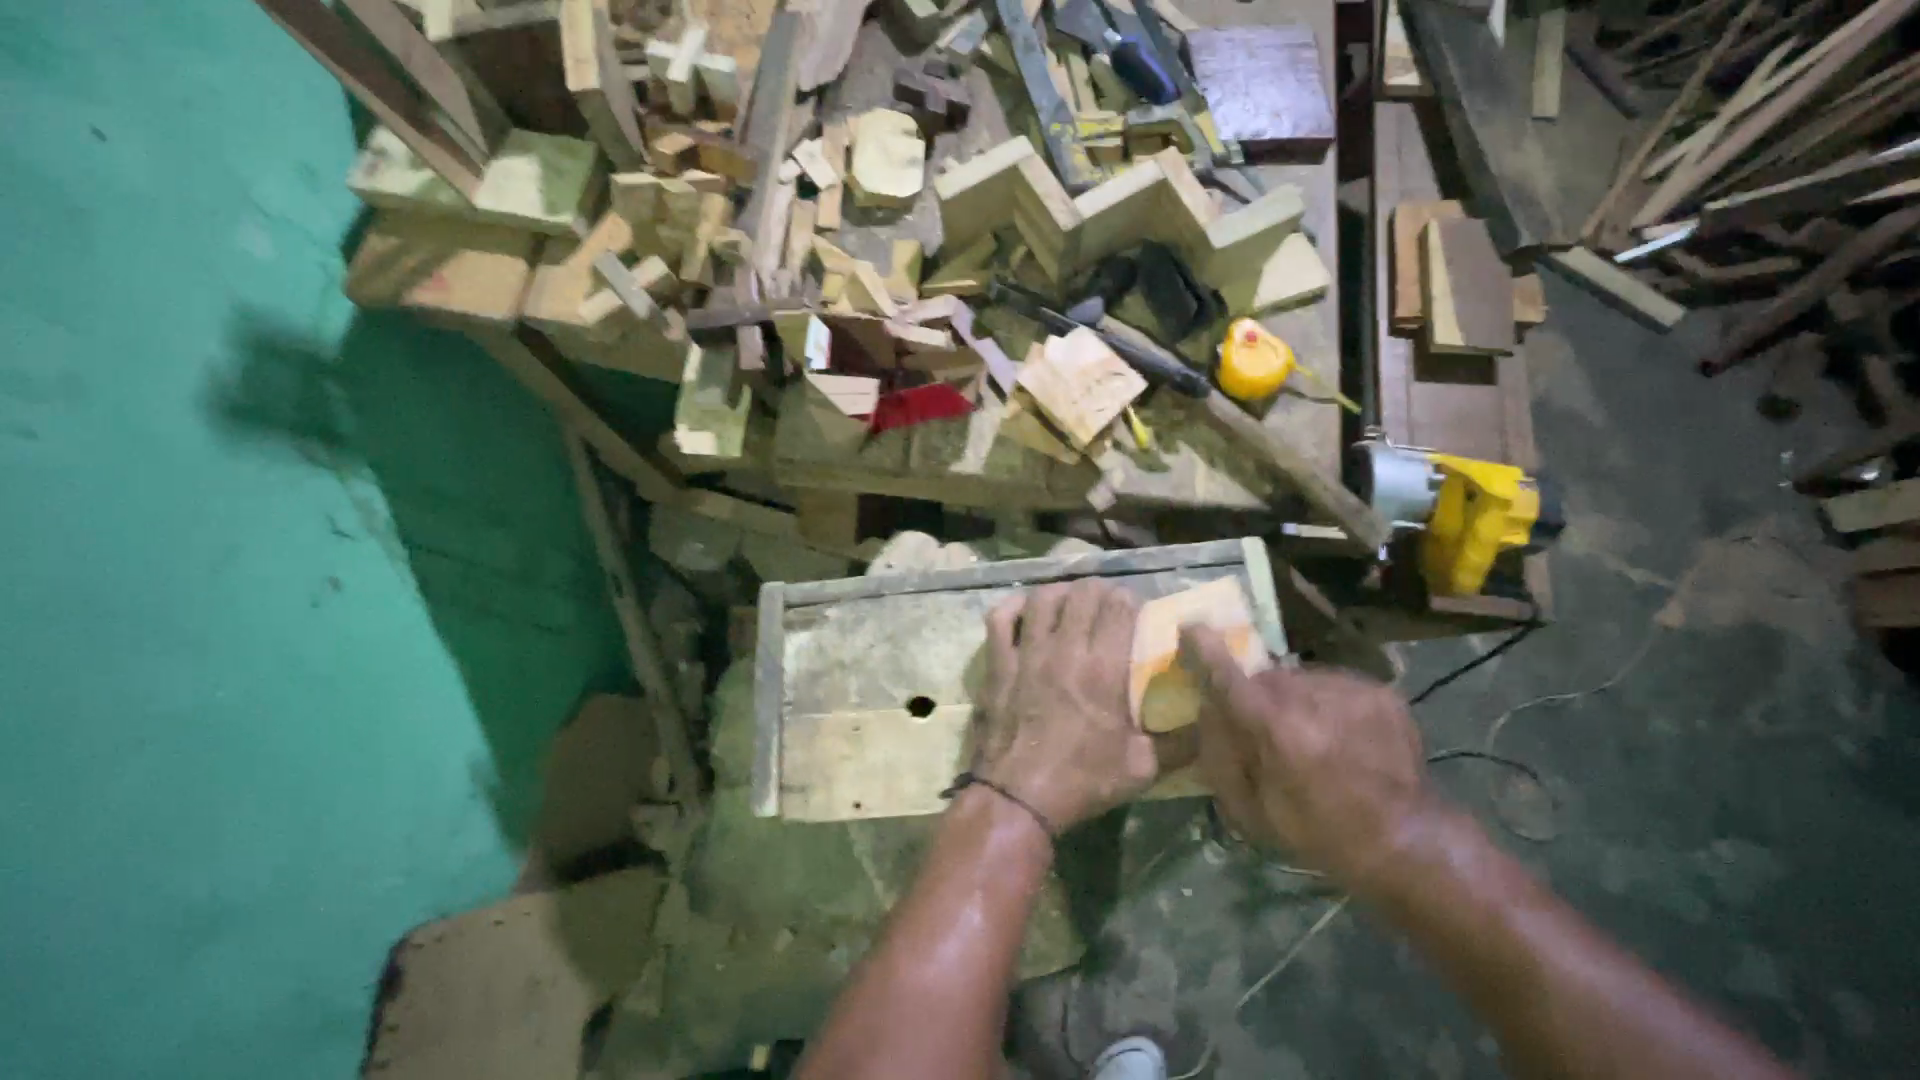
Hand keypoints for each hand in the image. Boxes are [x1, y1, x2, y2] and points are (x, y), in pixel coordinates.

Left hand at [974, 580, 1159, 832]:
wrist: (1018, 798)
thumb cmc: (1084, 781)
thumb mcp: (1143, 768)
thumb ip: (1180, 742)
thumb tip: (1212, 724)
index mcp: (1103, 668)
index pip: (1118, 606)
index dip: (1129, 599)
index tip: (1134, 610)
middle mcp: (1065, 650)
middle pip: (1082, 594)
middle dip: (1099, 590)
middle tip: (1105, 603)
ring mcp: (1026, 654)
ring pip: (1042, 599)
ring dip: (1060, 593)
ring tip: (1069, 602)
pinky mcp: (998, 665)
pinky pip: (1000, 619)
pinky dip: (1013, 608)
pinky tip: (1025, 611)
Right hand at [1180, 627, 1443, 894]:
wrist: (1407, 840)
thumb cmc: (1321, 835)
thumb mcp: (1252, 811)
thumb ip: (1221, 757)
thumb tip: (1208, 711)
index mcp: (1279, 731)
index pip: (1230, 678)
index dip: (1206, 651)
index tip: (1191, 627)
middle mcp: (1314, 699)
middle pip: (1266, 679)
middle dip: (1257, 698)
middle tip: (1264, 732)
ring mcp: (1352, 690)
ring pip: (1299, 679)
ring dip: (1292, 700)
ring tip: (1307, 736)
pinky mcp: (1379, 691)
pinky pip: (1332, 684)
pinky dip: (1325, 703)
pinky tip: (1338, 735)